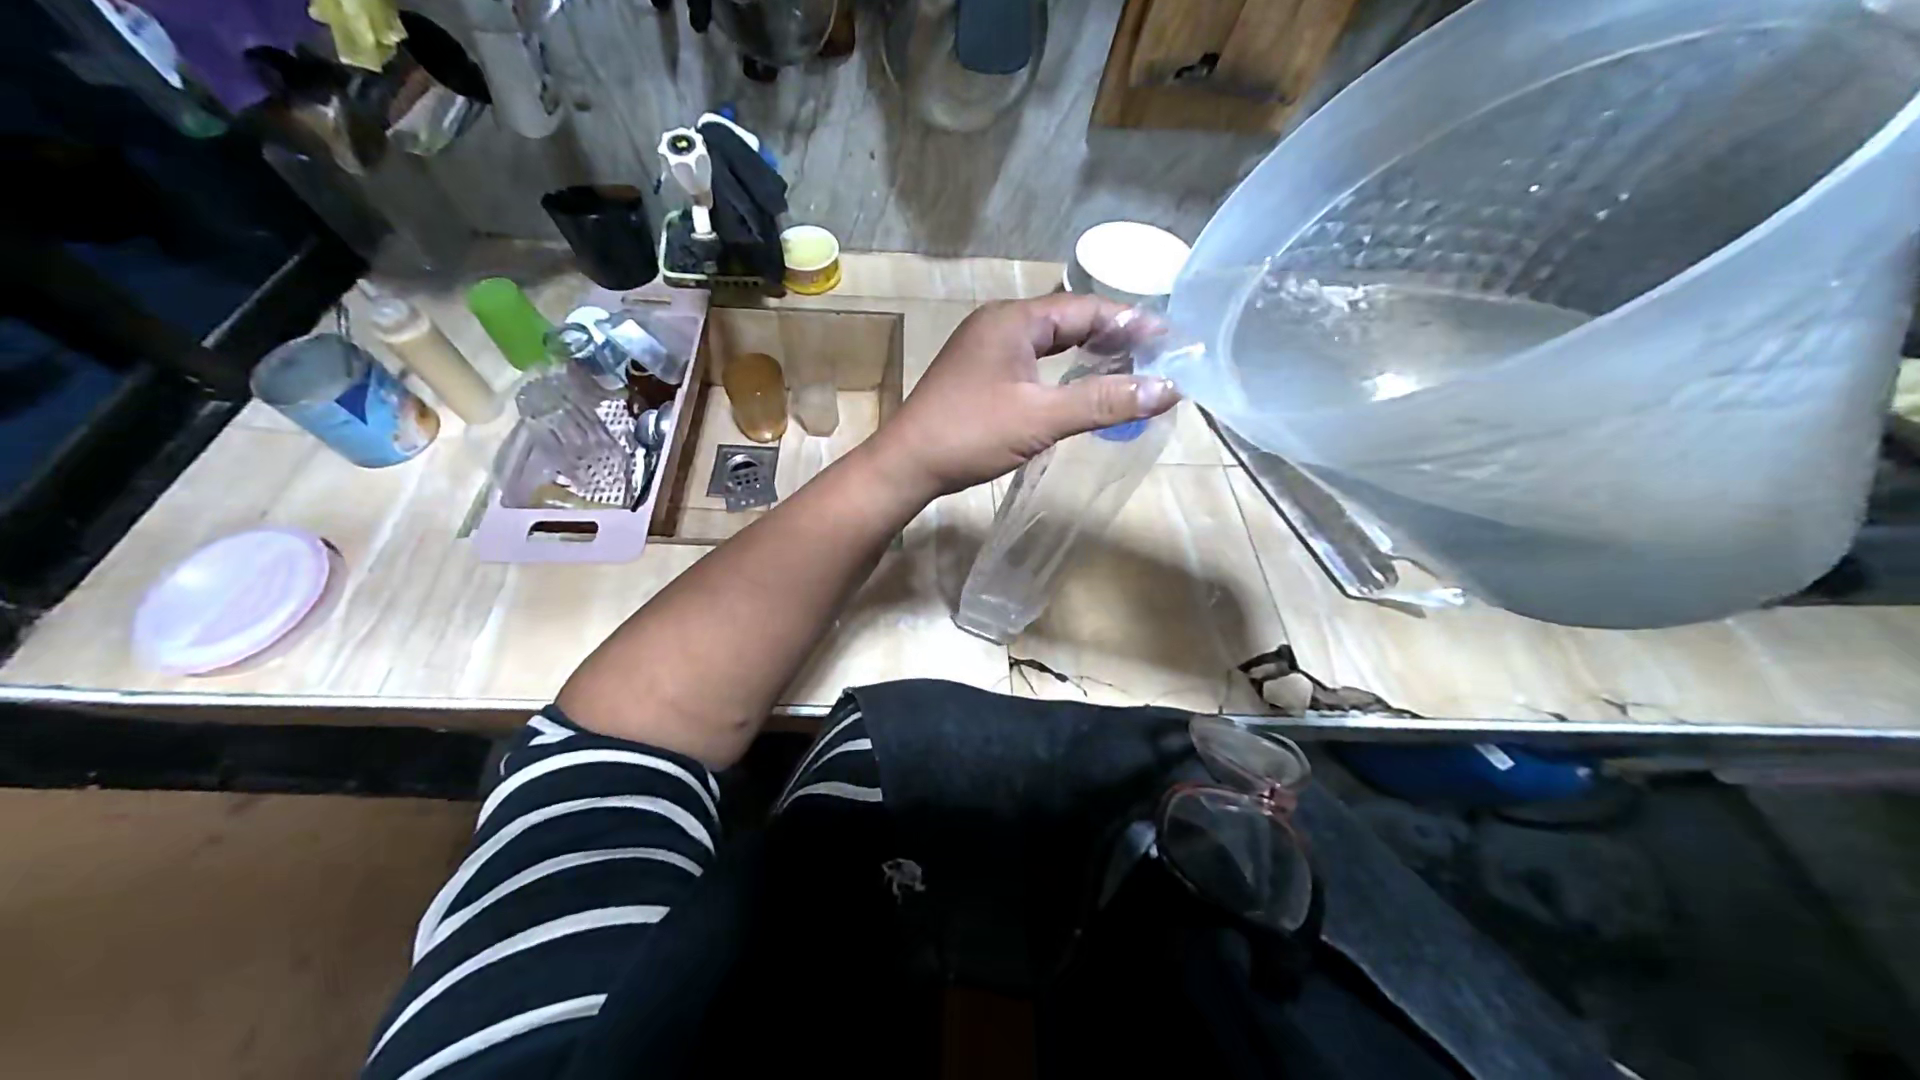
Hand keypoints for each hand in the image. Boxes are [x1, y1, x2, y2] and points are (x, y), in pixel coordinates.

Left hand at [867, 294, 1180, 500]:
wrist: (907, 464)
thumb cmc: (971, 434)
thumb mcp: (1042, 417)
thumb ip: (1103, 401)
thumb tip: (1166, 388)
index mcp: (1014, 320)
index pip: (1085, 308)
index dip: (1129, 322)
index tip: (1169, 339)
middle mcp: (999, 323)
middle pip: (1068, 320)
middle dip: (1111, 336)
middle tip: (1154, 355)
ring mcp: (986, 348)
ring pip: (1049, 342)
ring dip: (1086, 353)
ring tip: (1127, 369)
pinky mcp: (980, 373)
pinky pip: (1032, 361)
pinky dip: (1061, 370)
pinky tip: (1079, 388)